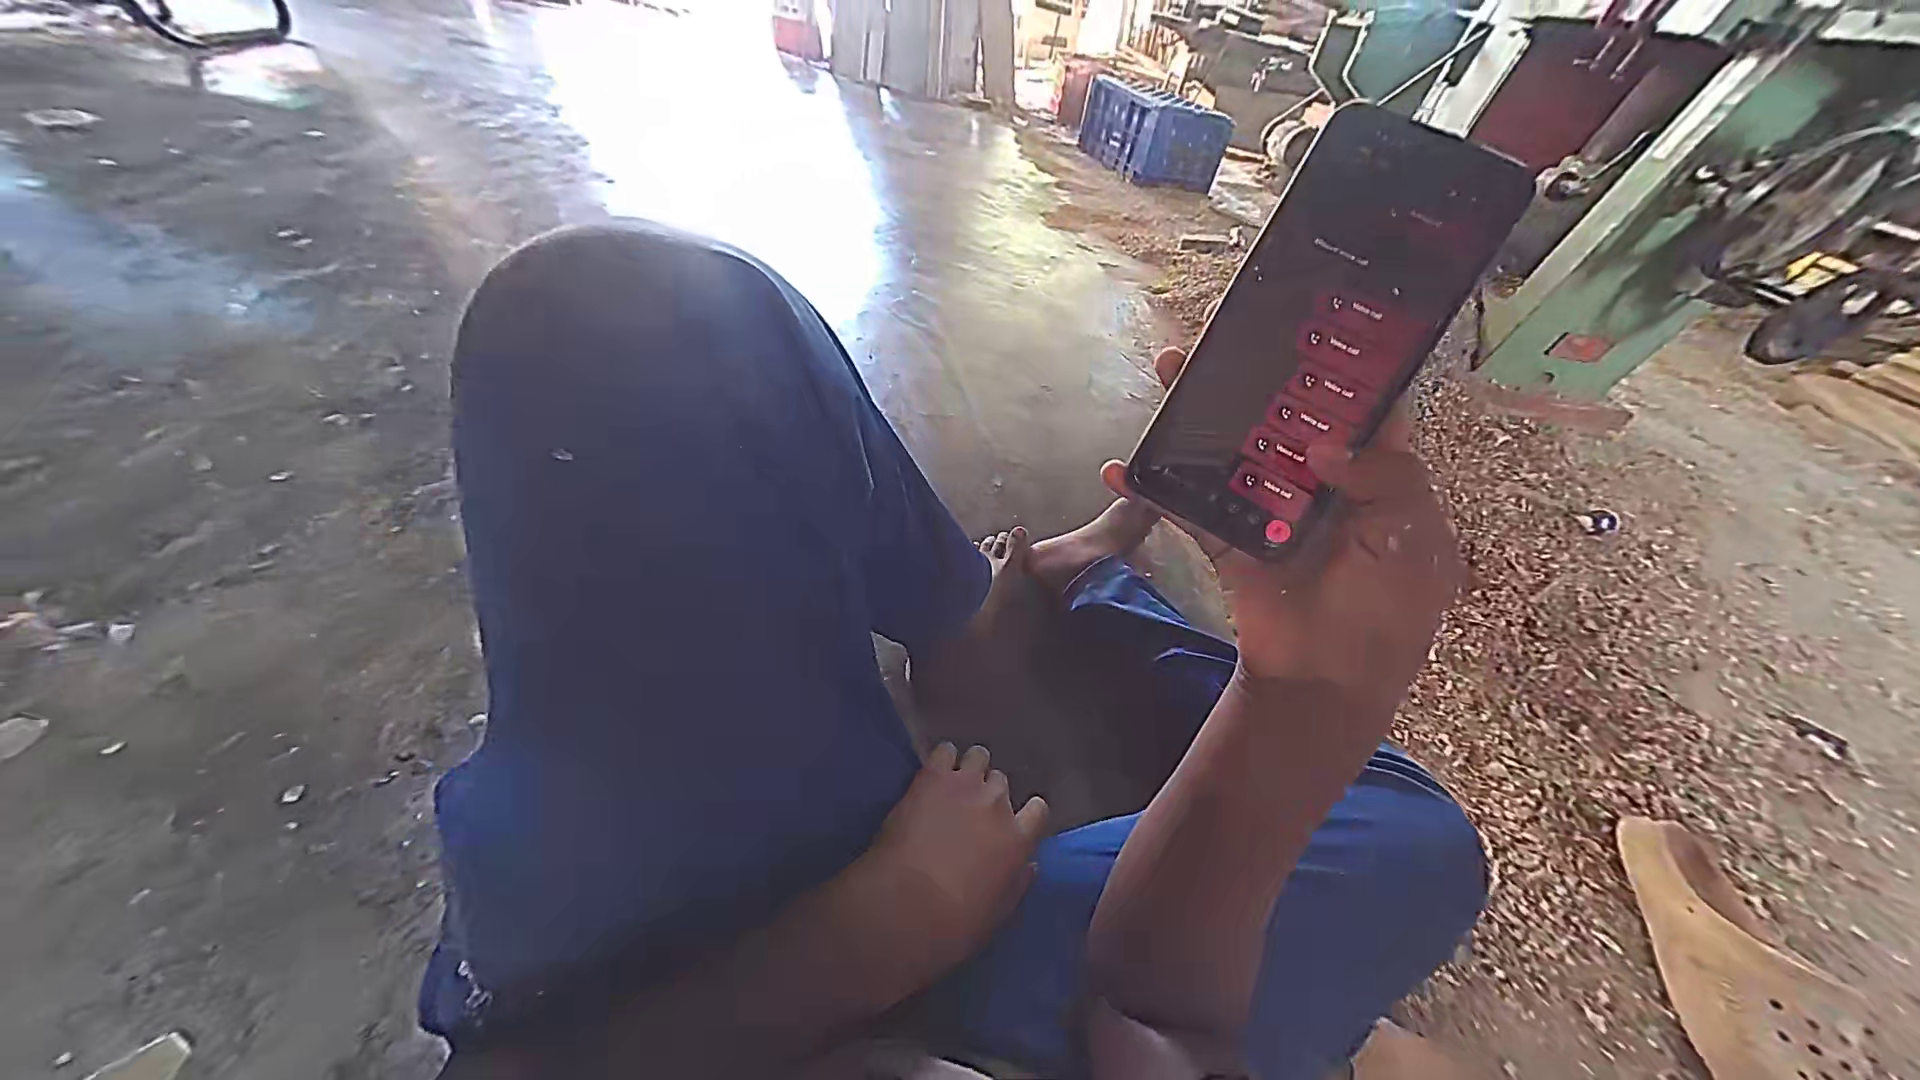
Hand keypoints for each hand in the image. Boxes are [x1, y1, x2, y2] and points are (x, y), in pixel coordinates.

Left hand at [861, 743, 1048, 970]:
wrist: (905, 905)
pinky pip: (944, 751)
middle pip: (1001, 782)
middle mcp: (997, 804)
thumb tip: (1029, 865)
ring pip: (978, 757)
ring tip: (955, 781)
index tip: (1014, 821)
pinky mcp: (932, 776)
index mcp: (1018, 840)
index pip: (1038, 810)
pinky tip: (934, 770)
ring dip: (970, 768)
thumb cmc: (954, 925)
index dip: (1026, 813)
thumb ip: (1017, 884)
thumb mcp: (997, 914)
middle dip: (990, 792)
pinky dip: (942, 758)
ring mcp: (965, 785)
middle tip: (972, 808)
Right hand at [1105, 347, 1461, 711]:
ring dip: (1197, 417)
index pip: (1358, 408)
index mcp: (1371, 475)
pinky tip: (1121, 469)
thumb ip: (1388, 482)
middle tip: (1226, 339)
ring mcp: (1263, 506)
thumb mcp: (1412, 542)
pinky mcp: (1223, 536)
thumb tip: (1320, 444)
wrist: (1325, 679)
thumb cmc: (1386, 612)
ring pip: (1228, 450)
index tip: (1317, 323)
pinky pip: (1184, 507)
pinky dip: (1151, 489)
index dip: (1342, 366)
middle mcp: (1313, 481)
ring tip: (1170, 372)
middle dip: (1254, 379)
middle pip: (1280, 418)